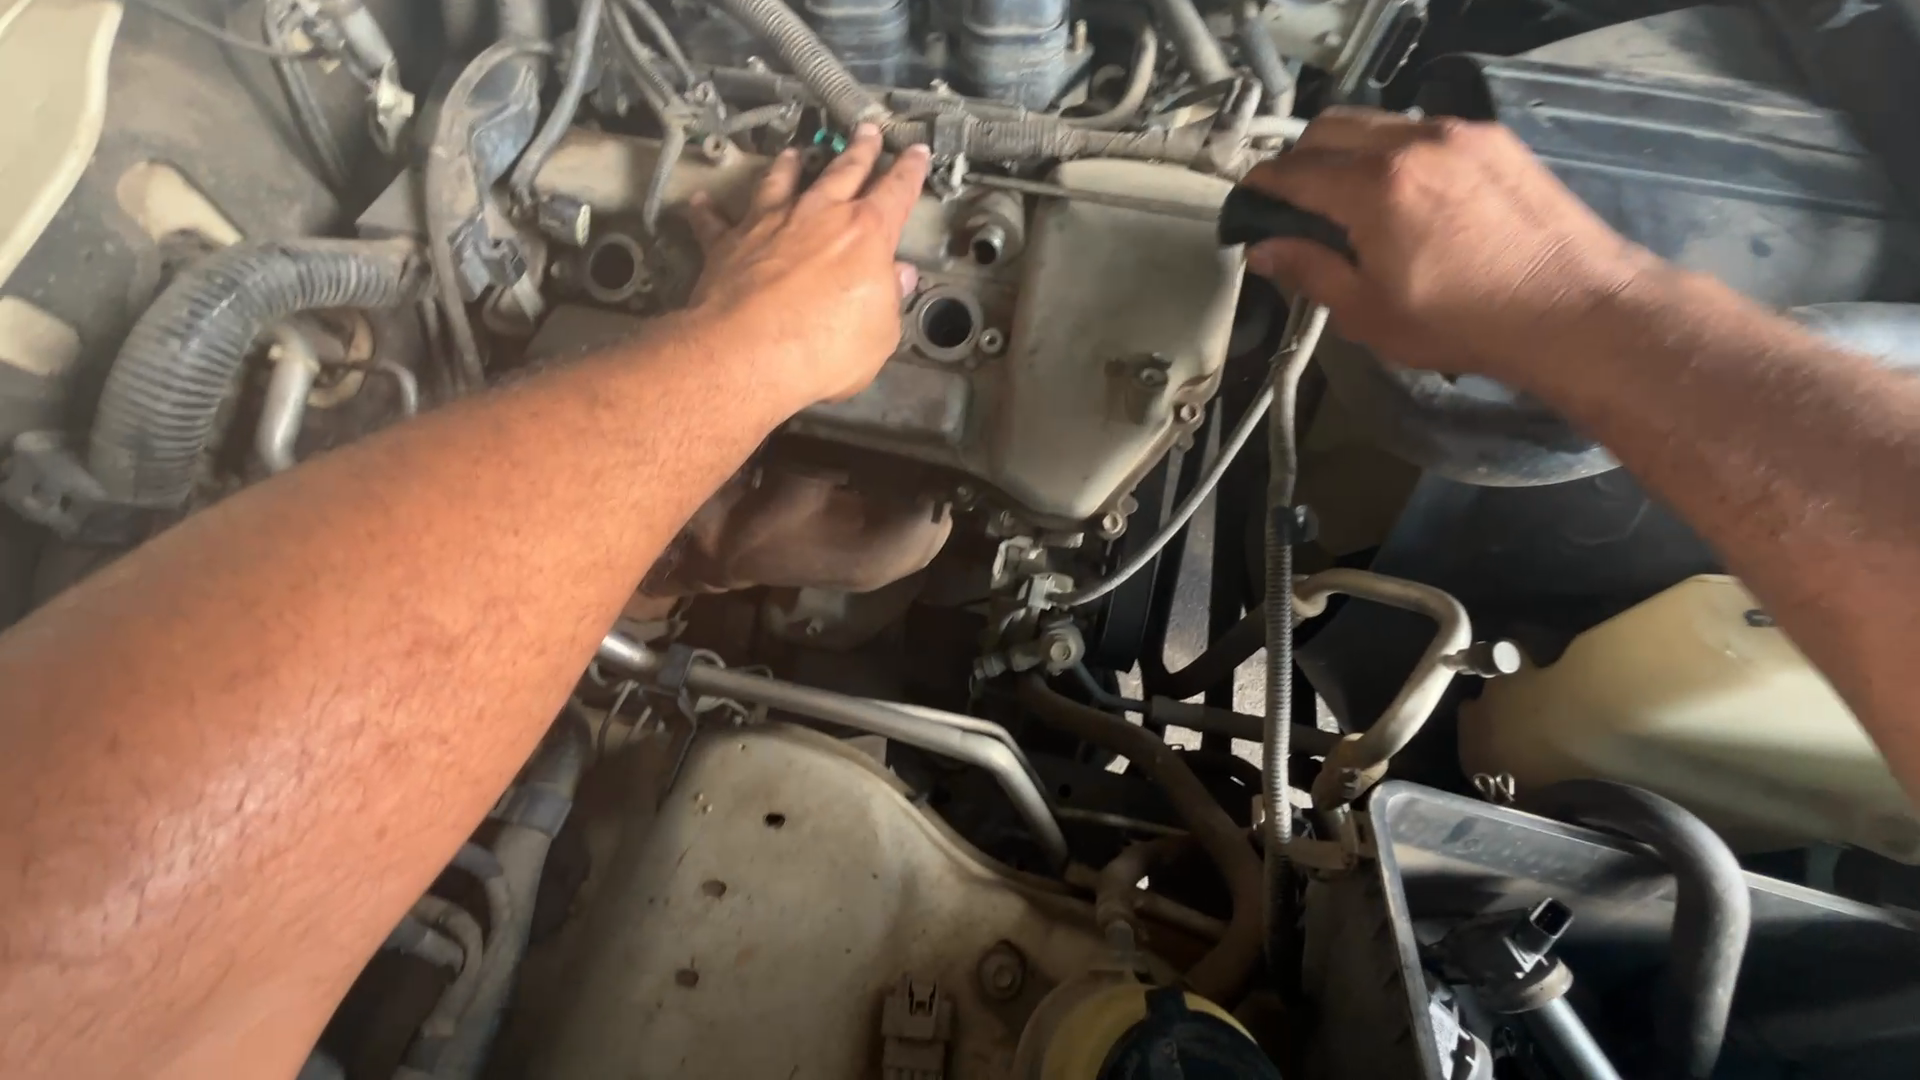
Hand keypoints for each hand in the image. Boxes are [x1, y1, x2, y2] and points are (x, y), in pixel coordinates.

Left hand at [684, 124, 929, 409]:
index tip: (916, 153)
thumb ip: (890, 299)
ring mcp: (771, 224)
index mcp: (866, 234)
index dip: (909, 171)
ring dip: (789, 165)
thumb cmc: (824, 349)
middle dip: (859, 151)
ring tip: (793, 153)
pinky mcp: (729, 244)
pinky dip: (710, 211)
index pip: (896, 192)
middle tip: (866, 131)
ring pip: (782, 181)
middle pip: (844, 171)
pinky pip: (716, 221)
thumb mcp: (880, 333)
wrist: (750, 354)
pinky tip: (703, 201)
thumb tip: (899, 277)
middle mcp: (819, 215)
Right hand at [1241, 107, 1660, 378]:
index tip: (1245, 201)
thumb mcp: (1364, 311)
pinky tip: (1394, 192)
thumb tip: (1263, 250)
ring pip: (1375, 122)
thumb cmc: (1456, 321)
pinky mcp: (1491, 138)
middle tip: (1286, 201)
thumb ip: (1308, 270)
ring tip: (1338, 196)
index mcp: (1373, 188)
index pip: (1293, 170)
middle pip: (1329, 127)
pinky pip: (1418, 129)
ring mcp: (1457, 133)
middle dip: (1296, 159)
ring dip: (1342, 150)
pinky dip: (1387, 150)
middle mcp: (1412, 143)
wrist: (1569, 307)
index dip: (1259, 185)